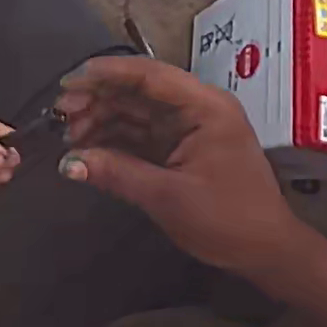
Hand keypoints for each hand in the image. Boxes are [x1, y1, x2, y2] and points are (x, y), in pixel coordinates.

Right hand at [54, 56, 319, 278]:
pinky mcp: (176, 147)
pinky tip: (85, 146)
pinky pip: (138, 132)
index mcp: (205, 107)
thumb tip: (67, 163)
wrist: (266, 252)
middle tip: (59, 113)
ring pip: (134, 111)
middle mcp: (195, 108)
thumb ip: (116, 173)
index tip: (69, 82)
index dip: (107, 73)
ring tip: (66, 133)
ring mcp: (186, 127)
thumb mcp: (168, 197)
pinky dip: (111, 137)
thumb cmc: (228, 220)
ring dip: (100, 118)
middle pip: (137, 91)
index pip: (151, 76)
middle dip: (97, 98)